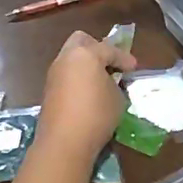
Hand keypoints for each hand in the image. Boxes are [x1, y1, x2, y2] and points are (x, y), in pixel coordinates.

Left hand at [36, 31, 136, 161]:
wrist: (64, 142)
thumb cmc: (96, 115)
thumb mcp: (117, 98)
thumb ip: (115, 83)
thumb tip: (110, 82)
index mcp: (85, 54)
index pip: (109, 49)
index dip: (124, 58)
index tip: (133, 67)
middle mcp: (66, 57)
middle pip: (82, 40)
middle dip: (98, 48)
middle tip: (111, 64)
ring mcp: (54, 72)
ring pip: (71, 57)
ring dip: (85, 63)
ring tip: (100, 79)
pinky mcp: (48, 88)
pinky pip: (66, 73)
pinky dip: (77, 76)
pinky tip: (87, 91)